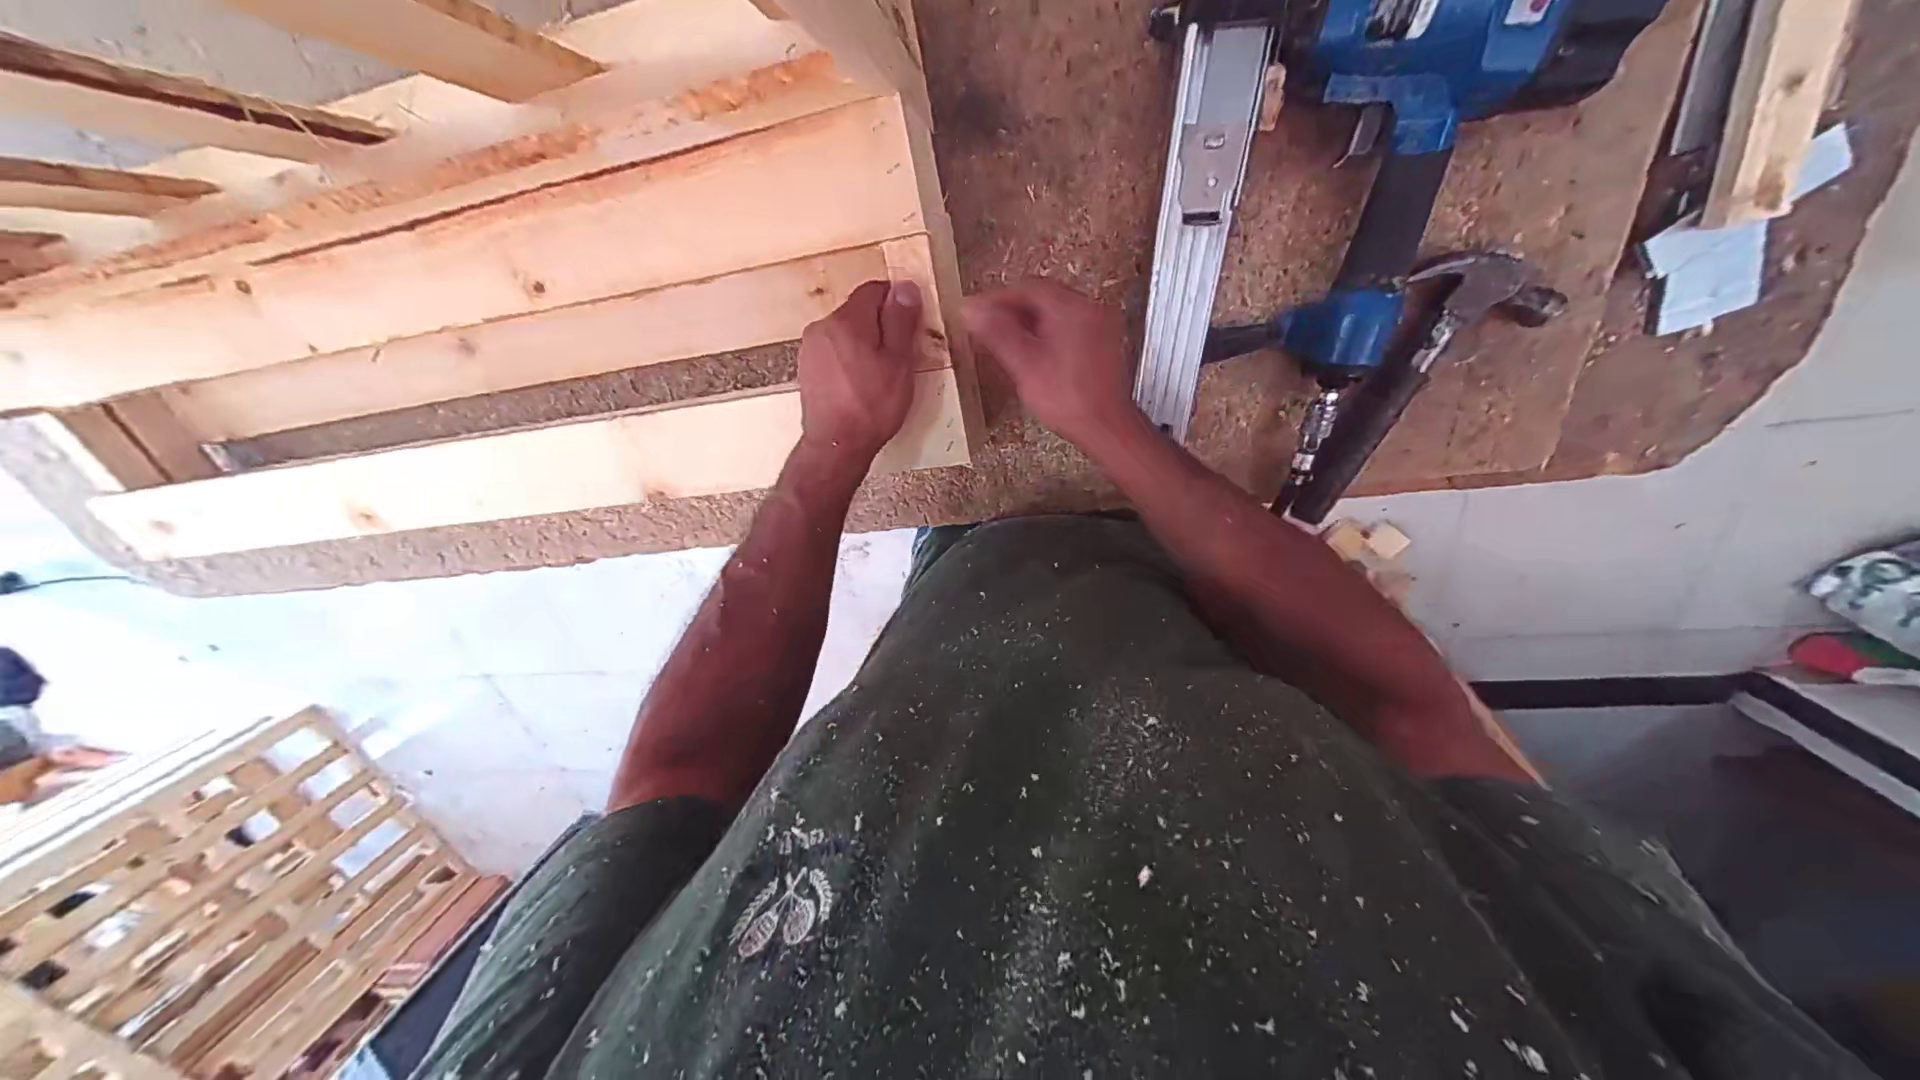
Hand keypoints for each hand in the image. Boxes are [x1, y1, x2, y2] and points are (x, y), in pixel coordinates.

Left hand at [796, 279, 920, 466]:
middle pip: (858, 312)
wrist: (837, 445)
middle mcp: (822, 327)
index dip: (897, 303)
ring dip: (864, 345)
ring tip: (880, 376)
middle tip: (900, 357)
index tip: (911, 325)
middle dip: (880, 326)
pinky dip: (849, 362)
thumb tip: (905, 286)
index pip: (874, 290)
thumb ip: (901, 320)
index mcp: (846, 320)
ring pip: (846, 334)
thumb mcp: (899, 362)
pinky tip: (861, 387)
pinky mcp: (807, 370)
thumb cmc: (872, 406)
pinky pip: (834, 353)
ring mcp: (810, 349)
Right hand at [962, 280, 1139, 450]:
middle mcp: (1091, 310)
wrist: (1103, 427)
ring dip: (1027, 323)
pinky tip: (1030, 354)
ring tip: (1004, 341)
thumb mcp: (1024, 365)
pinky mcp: (1101, 344)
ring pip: (1054, 314)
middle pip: (1042, 298)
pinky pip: (1067, 328)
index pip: (1027, 288)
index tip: (977, 312)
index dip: (996, 299)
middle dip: (1011, 311)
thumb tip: (972, 310)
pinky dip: (1045, 335)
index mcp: (1072, 308)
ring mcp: (1099, 326)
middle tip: (987, 326)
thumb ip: (996, 333)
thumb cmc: (1069, 400)